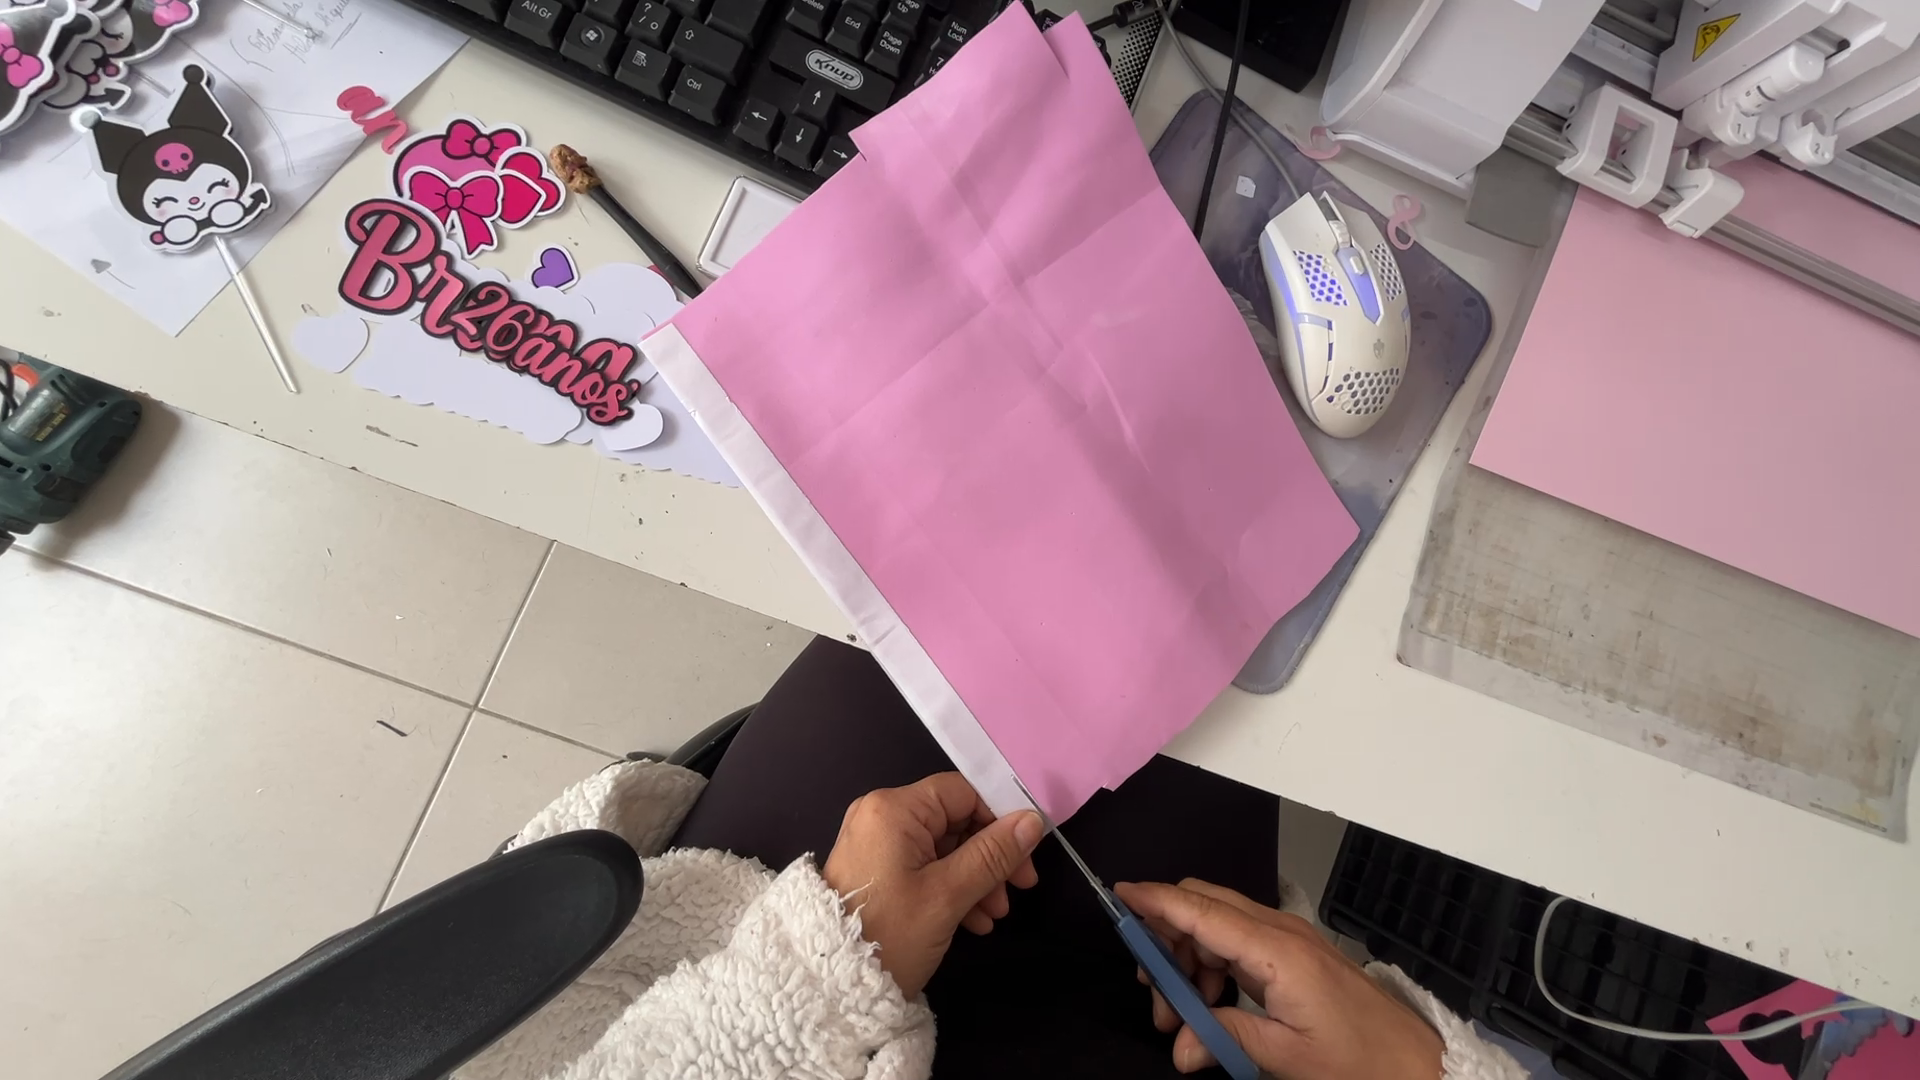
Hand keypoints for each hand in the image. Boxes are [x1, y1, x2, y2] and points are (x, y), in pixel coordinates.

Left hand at [821, 772, 1042, 997]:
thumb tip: (1032, 821)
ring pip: (943, 847)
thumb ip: (993, 854)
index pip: (962, 793)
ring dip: (975, 878)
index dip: (998, 820)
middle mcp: (882, 814)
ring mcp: (876, 842)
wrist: (827, 989)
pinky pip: (924, 865)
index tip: (1025, 856)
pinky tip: (972, 921)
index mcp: (895, 808)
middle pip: (954, 821)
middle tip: (1016, 891)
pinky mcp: (875, 868)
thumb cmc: (889, 933)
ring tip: (993, 916)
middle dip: (989, 857)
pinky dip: (950, 888)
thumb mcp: (948, 895)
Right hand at [1114, 879, 1442, 1079]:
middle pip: (1202, 906)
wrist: (1423, 1067)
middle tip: (1153, 989)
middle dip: (1166, 937)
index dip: (1156, 899)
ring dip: (1187, 957)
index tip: (1118, 894)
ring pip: (1214, 924)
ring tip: (1180, 1013)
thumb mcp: (1291, 1060)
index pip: (1200, 910)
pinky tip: (1211, 1005)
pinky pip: (1234, 940)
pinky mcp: (1290, 950)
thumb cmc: (1362, 1063)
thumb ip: (1226, 1040)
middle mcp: (1275, 929)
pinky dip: (1211, 964)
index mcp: (1274, 949)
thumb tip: (1178, 1048)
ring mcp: (1284, 936)